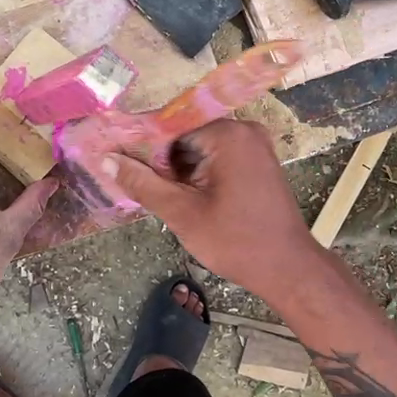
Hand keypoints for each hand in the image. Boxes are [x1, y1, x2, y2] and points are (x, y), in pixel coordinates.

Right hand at [97, 119, 319, 298]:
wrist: (289, 271)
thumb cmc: (236, 241)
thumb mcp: (181, 212)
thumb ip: (142, 182)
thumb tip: (106, 159)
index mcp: (227, 133)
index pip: (169, 126)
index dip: (140, 144)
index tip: (116, 159)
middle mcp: (243, 129)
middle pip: (183, 134)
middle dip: (159, 158)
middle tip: (137, 183)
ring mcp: (253, 144)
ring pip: (198, 146)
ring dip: (177, 167)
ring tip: (157, 191)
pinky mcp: (257, 161)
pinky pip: (216, 155)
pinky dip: (197, 171)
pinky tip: (182, 194)